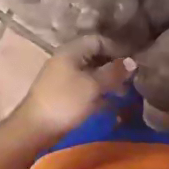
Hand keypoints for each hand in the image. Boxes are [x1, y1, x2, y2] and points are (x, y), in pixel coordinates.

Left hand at [12, 34, 134, 139]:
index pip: (99, 40)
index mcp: (72, 51)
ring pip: (92, 73)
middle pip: (96, 56)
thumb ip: (114, 72)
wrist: (35, 128)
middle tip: (132, 80)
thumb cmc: (66, 101)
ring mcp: (64, 77)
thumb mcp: (93, 85)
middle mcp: (67, 59)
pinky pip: (85, 87)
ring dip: (108, 81)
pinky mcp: (64, 93)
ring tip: (125, 93)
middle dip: (114, 67)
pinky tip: (111, 103)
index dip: (117, 49)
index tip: (133, 63)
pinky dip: (99, 92)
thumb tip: (133, 61)